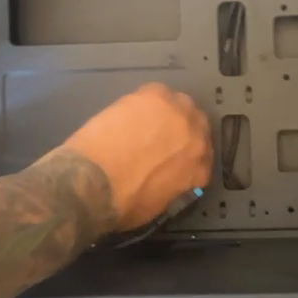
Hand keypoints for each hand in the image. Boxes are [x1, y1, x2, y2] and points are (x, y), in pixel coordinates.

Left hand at [52, 84, 211, 230]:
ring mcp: (177, 114)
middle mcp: (196, 138)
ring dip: (169, 112)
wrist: (93, 181)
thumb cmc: (123, 202)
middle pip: (198, 125)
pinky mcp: (154, 96)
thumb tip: (170, 177)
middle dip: (183, 130)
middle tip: (162, 136)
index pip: (204, 159)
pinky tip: (133, 109)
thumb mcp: (158, 205)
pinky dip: (148, 100)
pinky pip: (158, 92)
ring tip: (148, 120)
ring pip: (182, 104)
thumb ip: (174, 186)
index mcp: (199, 170)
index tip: (175, 156)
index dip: (188, 156)